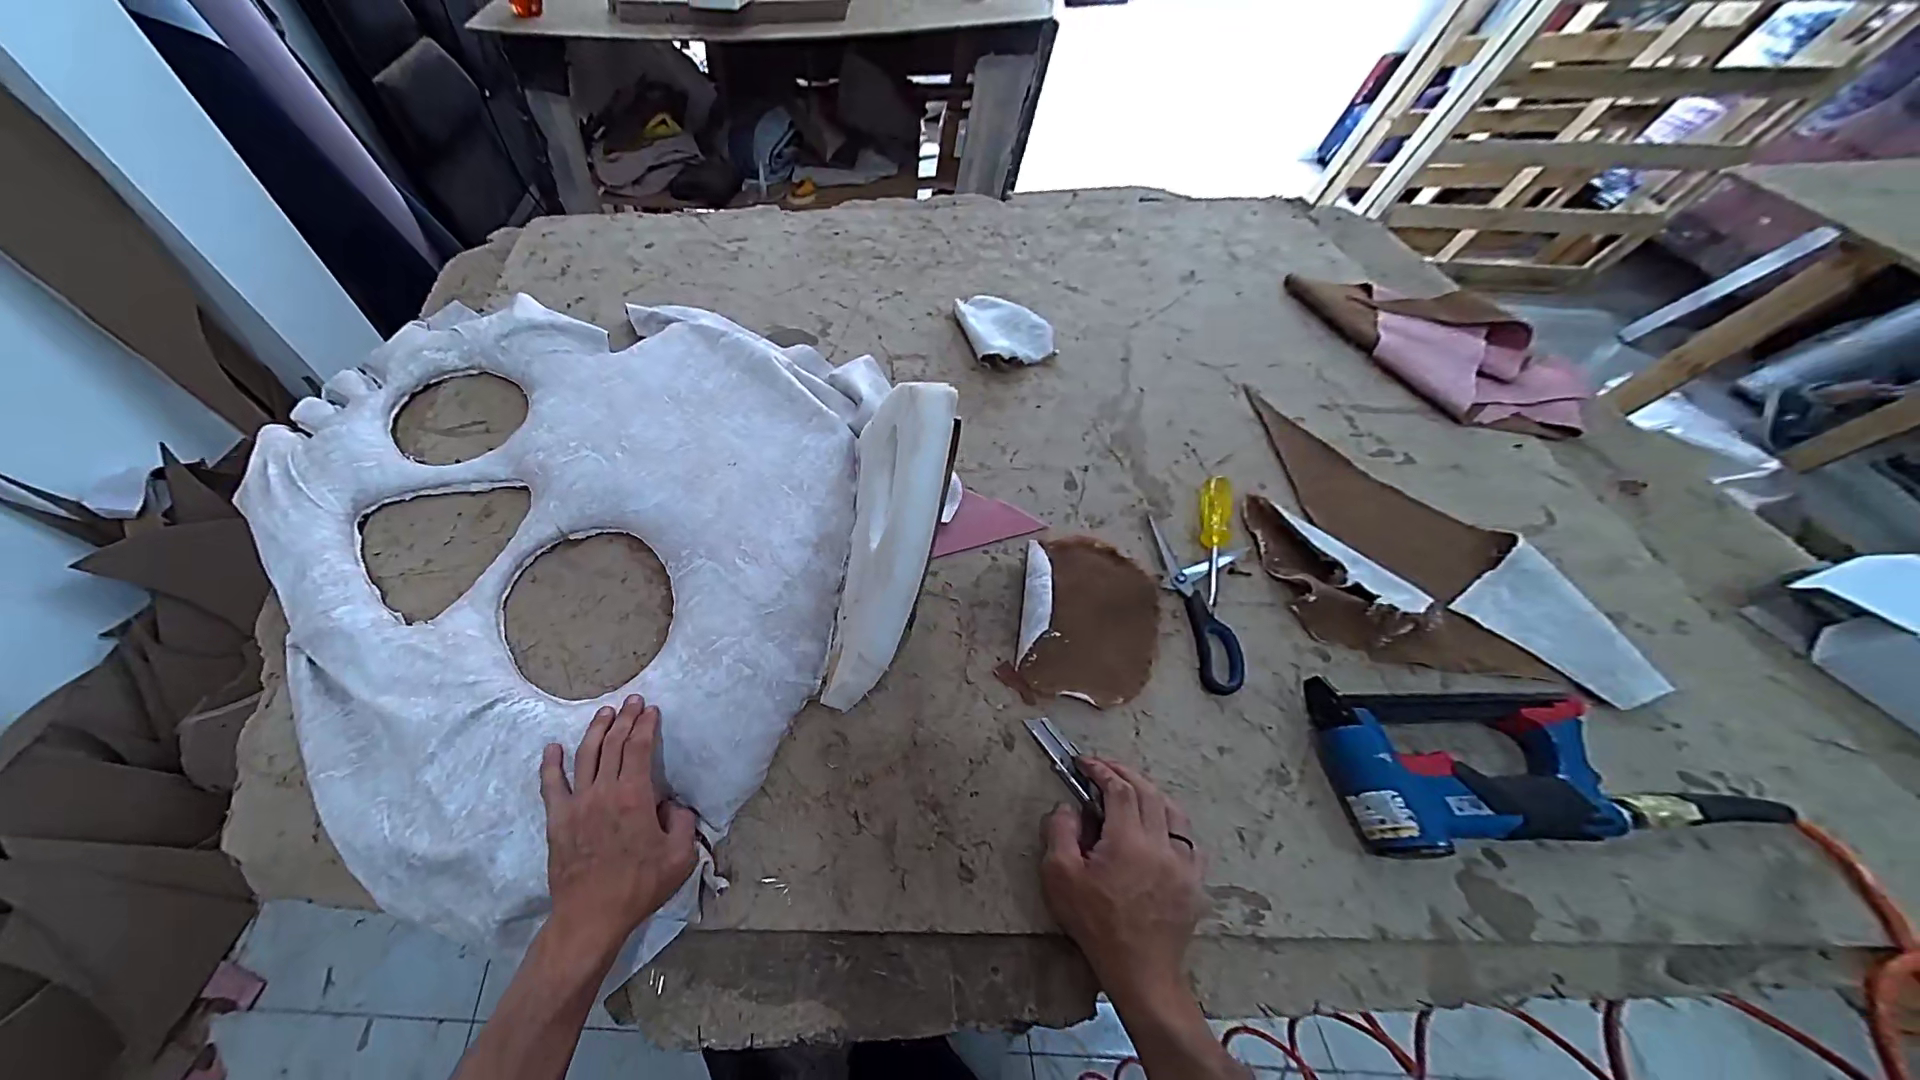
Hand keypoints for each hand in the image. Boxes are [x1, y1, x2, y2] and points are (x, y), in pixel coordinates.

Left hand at [540, 695, 698, 956]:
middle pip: (614, 745)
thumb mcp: (680, 855)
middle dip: (625, 719)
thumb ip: (683, 821)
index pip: (640, 748)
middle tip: (632, 701)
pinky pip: (552, 785)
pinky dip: (551, 764)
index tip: (651, 709)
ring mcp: (577, 804)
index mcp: (635, 796)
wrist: (590, 917)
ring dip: (596, 731)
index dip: (646, 725)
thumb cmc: (640, 885)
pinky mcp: (557, 820)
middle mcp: (604, 792)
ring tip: (604, 713)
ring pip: (586, 756)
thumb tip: (672, 805)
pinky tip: (552, 748)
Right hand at [1040, 757, 1204, 1006]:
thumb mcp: (1060, 878)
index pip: (1119, 789)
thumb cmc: (1096, 925)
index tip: (1084, 763)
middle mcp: (1160, 845)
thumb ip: (1060, 832)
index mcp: (1128, 841)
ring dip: (1150, 791)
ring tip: (1130, 788)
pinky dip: (1171, 821)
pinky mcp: (1194, 881)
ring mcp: (1183, 863)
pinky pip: (1188, 838)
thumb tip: (1069, 806)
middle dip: (1124, 772)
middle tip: (1103, 767)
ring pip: (1172, 810)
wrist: (1141, 973)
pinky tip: (1159, 825)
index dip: (1101, 769)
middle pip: (1147, 791)